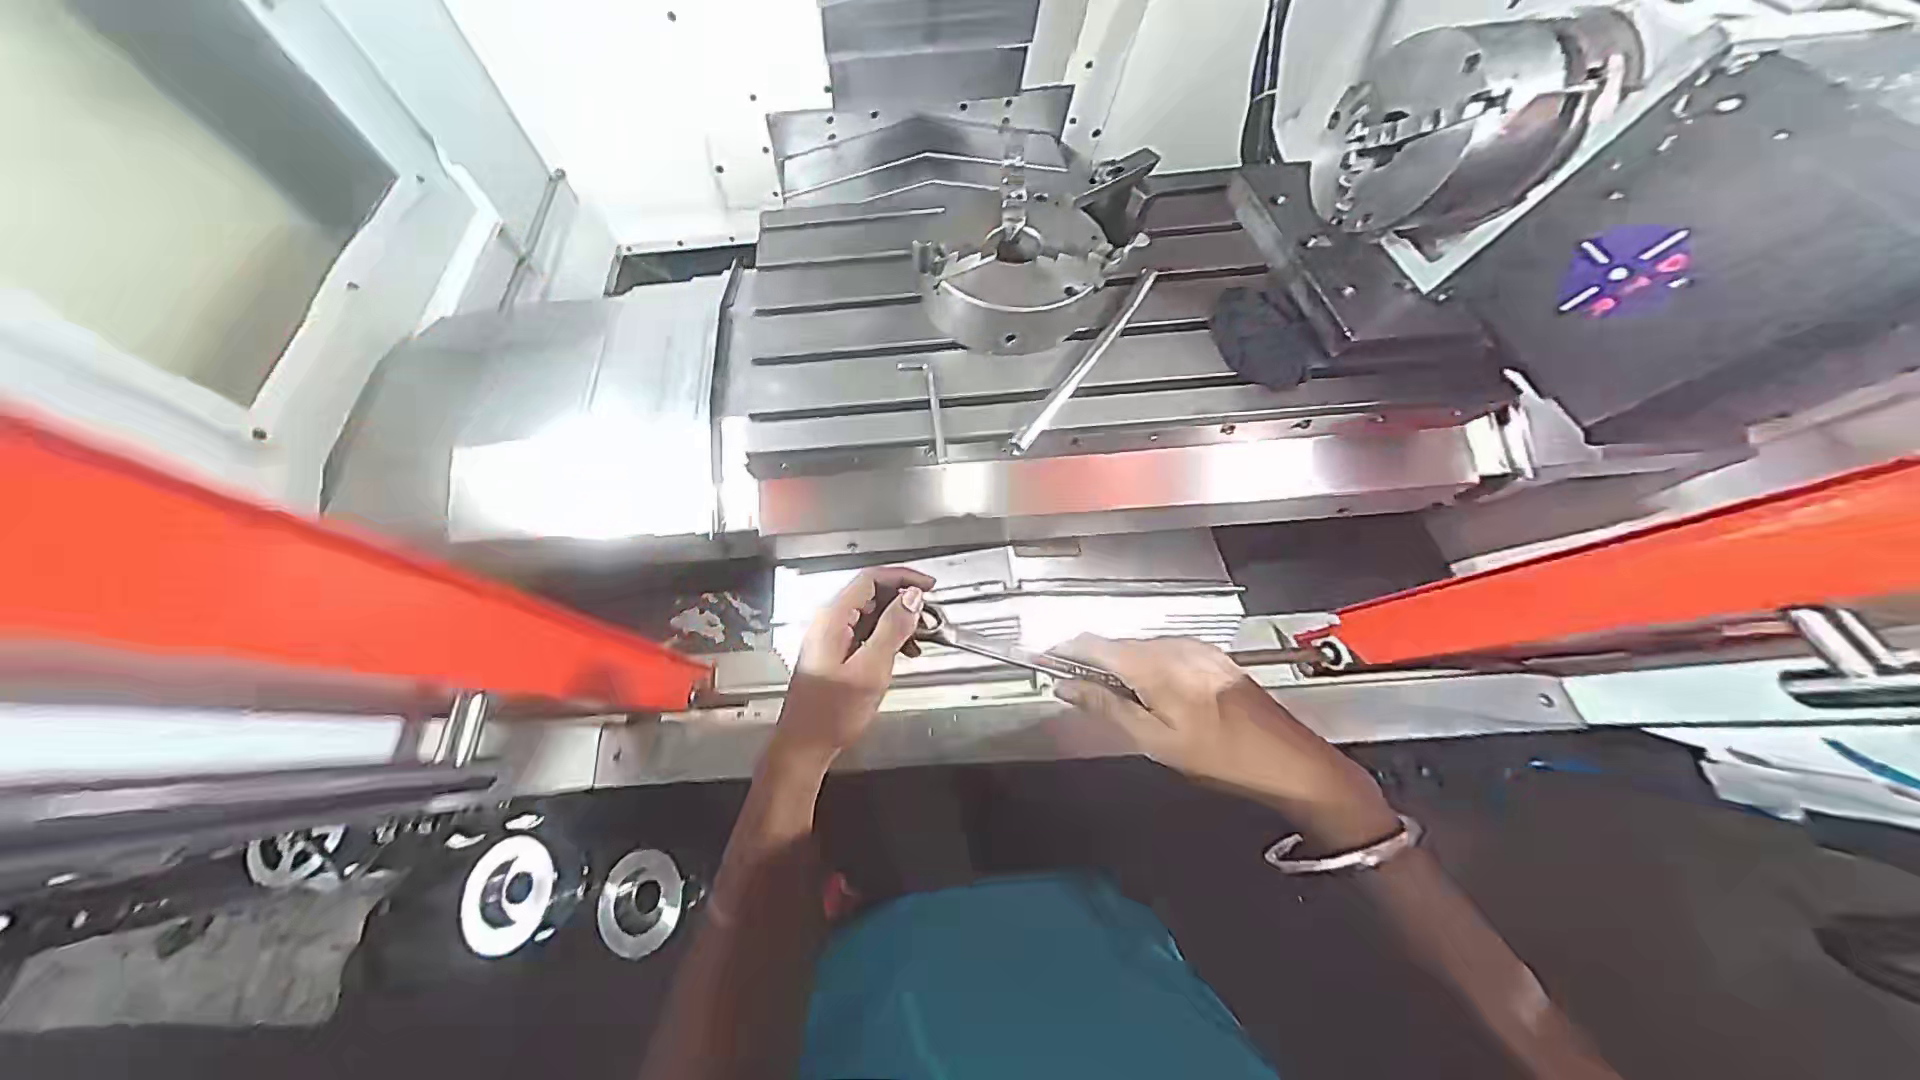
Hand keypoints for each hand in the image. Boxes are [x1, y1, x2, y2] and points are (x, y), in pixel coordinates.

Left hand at [773, 567, 933, 764]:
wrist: (805, 745)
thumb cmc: (829, 714)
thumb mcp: (870, 669)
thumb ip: (893, 630)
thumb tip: (911, 599)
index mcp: (833, 619)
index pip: (871, 579)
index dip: (903, 577)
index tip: (927, 584)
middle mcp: (829, 624)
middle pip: (871, 593)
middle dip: (903, 598)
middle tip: (928, 610)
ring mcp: (831, 639)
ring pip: (871, 613)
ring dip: (898, 619)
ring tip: (920, 634)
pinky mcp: (836, 654)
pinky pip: (866, 632)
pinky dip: (888, 636)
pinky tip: (902, 651)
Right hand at [1056, 636, 1397, 849]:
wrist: (1289, 760)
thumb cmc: (1220, 756)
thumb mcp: (1154, 740)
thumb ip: (1106, 707)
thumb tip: (1067, 687)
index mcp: (1154, 664)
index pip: (1093, 643)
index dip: (1065, 650)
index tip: (1048, 662)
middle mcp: (1174, 645)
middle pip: (1116, 643)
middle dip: (1092, 662)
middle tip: (1079, 691)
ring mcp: (1196, 647)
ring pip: (1140, 647)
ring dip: (1120, 666)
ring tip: (1117, 700)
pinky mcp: (1211, 656)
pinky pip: (1165, 652)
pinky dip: (1147, 667)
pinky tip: (1153, 695)